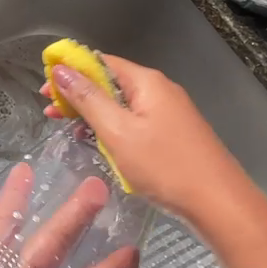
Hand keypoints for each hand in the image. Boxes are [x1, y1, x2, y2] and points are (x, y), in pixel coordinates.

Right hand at [45, 54, 242, 220]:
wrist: (221, 206)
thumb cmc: (166, 166)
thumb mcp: (118, 132)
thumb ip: (87, 99)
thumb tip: (61, 69)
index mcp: (146, 82)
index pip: (100, 61)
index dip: (70, 71)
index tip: (45, 89)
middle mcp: (160, 90)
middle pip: (110, 82)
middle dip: (79, 96)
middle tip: (51, 114)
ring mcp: (170, 113)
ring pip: (122, 105)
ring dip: (94, 115)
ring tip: (70, 132)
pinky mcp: (174, 135)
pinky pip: (136, 123)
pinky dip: (114, 130)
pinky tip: (101, 146)